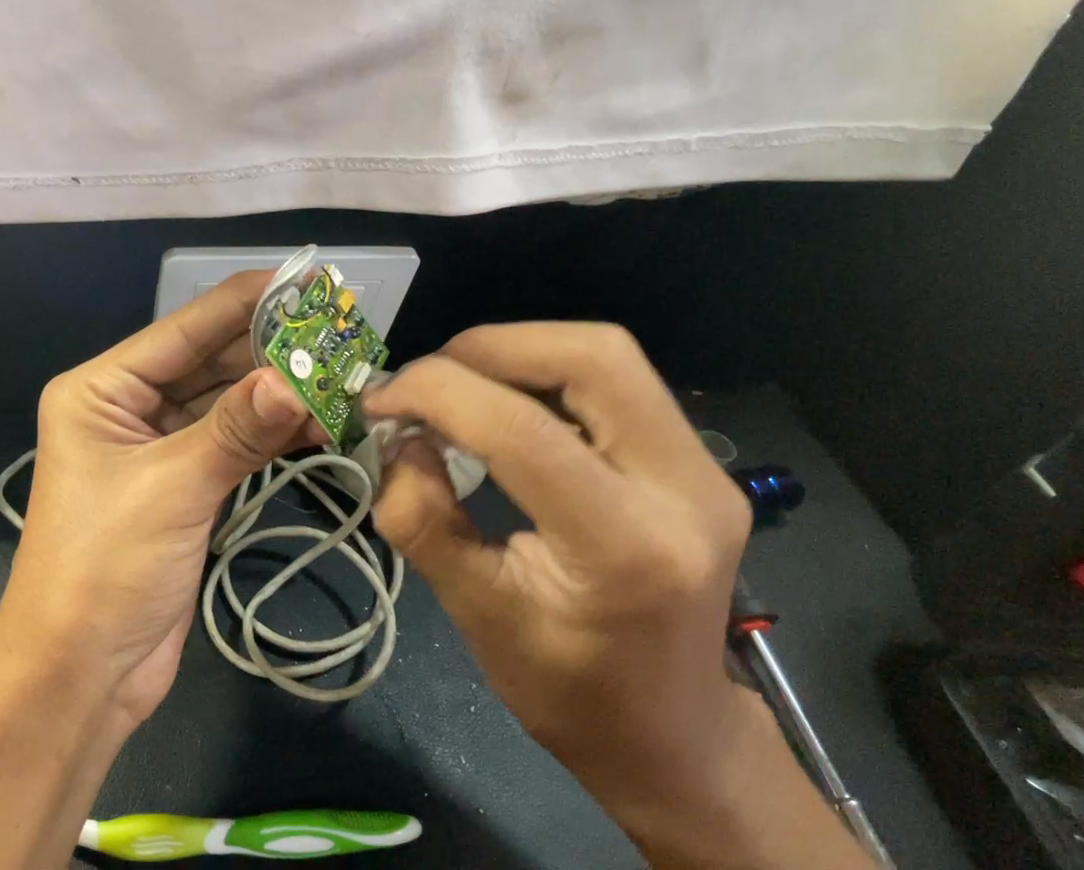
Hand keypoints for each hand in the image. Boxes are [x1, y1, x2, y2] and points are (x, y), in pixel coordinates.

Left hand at [0, 270, 319, 725]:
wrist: (80, 671)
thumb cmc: (104, 567)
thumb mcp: (171, 488)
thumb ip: (237, 429)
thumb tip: (299, 378)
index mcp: (99, 390)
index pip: (183, 329)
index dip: (245, 302)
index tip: (309, 278)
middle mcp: (124, 409)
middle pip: (206, 363)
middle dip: (270, 350)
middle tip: (342, 331)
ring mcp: (154, 450)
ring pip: (224, 405)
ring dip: (278, 394)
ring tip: (345, 374)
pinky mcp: (180, 489)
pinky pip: (231, 445)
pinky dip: (271, 436)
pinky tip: (321, 424)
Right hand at [365, 324, 872, 867]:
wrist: (671, 736)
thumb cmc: (566, 692)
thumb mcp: (475, 614)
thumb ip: (423, 519)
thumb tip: (398, 439)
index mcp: (624, 547)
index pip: (522, 430)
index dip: (436, 393)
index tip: (378, 400)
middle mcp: (686, 491)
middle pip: (592, 356)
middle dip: (489, 348)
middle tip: (426, 379)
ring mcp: (705, 472)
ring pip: (609, 357)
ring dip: (518, 354)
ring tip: (457, 386)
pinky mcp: (698, 465)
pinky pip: (617, 386)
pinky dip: (545, 377)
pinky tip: (503, 407)